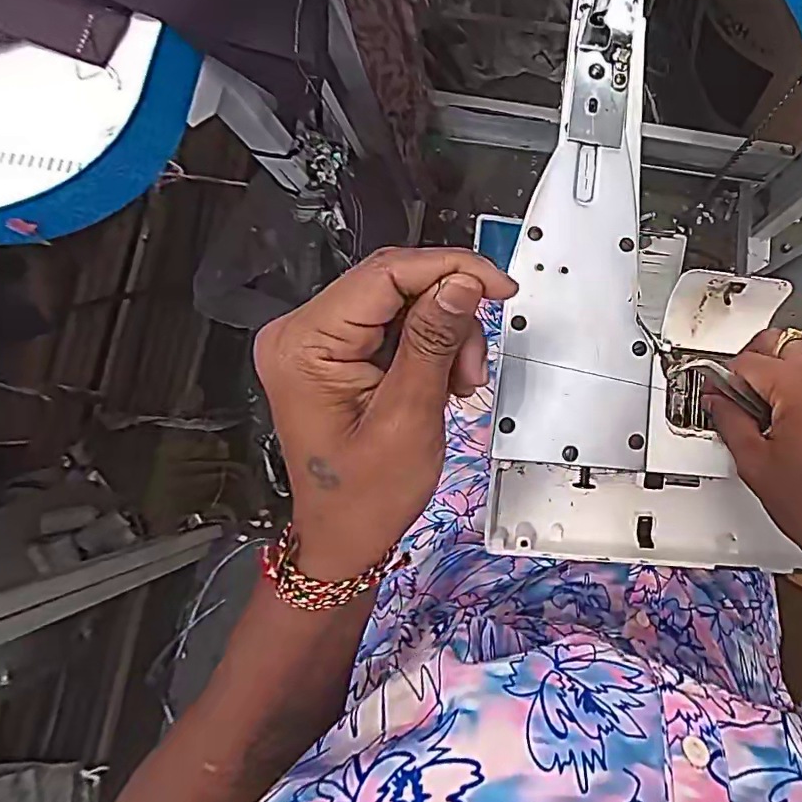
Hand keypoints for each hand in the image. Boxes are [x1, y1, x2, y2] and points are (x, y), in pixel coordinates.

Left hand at [253, 248, 518, 578]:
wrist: (348, 533)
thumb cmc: (365, 494)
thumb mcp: (409, 417)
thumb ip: (434, 342)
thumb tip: (461, 285)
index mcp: (305, 345)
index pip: (385, 274)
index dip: (450, 269)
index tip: (496, 284)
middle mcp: (305, 333)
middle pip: (397, 283)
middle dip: (451, 314)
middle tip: (473, 358)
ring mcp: (324, 342)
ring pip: (408, 303)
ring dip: (449, 336)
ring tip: (459, 382)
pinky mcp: (344, 353)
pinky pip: (403, 325)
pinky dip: (437, 347)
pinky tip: (444, 379)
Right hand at [706, 330, 801, 598]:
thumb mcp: (756, 464)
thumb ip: (730, 420)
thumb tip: (719, 400)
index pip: (751, 360)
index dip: (727, 375)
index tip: (721, 388)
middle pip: (784, 345)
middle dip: (758, 365)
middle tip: (744, 395)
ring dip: (791, 375)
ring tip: (781, 416)